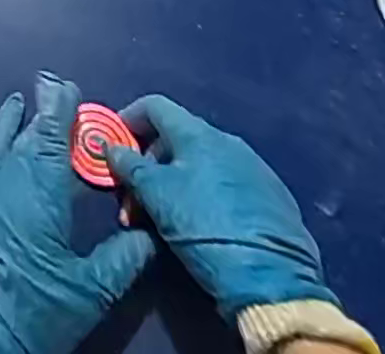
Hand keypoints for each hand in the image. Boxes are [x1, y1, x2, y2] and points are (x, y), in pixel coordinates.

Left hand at [0, 72, 155, 353]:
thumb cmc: (36, 304)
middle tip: (70, 96)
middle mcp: (14, 173)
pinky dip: (4, 125)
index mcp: (41, 188)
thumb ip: (123, 256)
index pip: (53, 133)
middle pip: (37, 131)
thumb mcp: (88, 288)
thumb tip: (151, 235)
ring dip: (32, 118)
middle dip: (53, 111)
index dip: (63, 106)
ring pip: (16, 137)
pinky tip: (13, 111)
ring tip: (45, 100)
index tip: (73, 87)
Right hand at [104, 96, 336, 318]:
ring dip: (172, 181)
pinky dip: (201, 192)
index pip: (154, 106)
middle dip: (147, 164)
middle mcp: (227, 140)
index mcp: (198, 133)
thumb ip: (130, 166)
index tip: (114, 145)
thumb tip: (111, 146)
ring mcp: (253, 167)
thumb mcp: (157, 196)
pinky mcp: (271, 196)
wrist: (273, 279)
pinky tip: (199, 223)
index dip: (128, 120)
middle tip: (133, 201)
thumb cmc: (204, 225)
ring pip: (199, 162)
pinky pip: (224, 182)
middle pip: (174, 136)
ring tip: (161, 217)